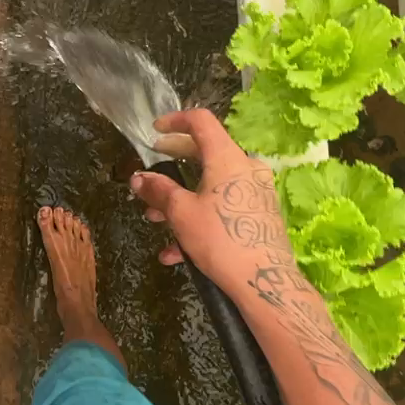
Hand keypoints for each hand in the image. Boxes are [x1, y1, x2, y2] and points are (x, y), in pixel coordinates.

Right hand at [129, 108, 293, 291]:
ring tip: (156, 221)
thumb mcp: (181, 212)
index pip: (201, 122)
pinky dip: (198, 219)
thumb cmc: (220, 239)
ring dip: (180, 200)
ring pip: (210, 186)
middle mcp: (246, 169)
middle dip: (171, 169)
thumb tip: (138, 178)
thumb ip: (158, 190)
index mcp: (228, 159)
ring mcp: (255, 192)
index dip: (175, 121)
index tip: (155, 131)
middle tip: (150, 180)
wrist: (265, 283)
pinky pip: (221, 207)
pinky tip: (176, 252)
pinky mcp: (258, 215)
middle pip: (204, 155)